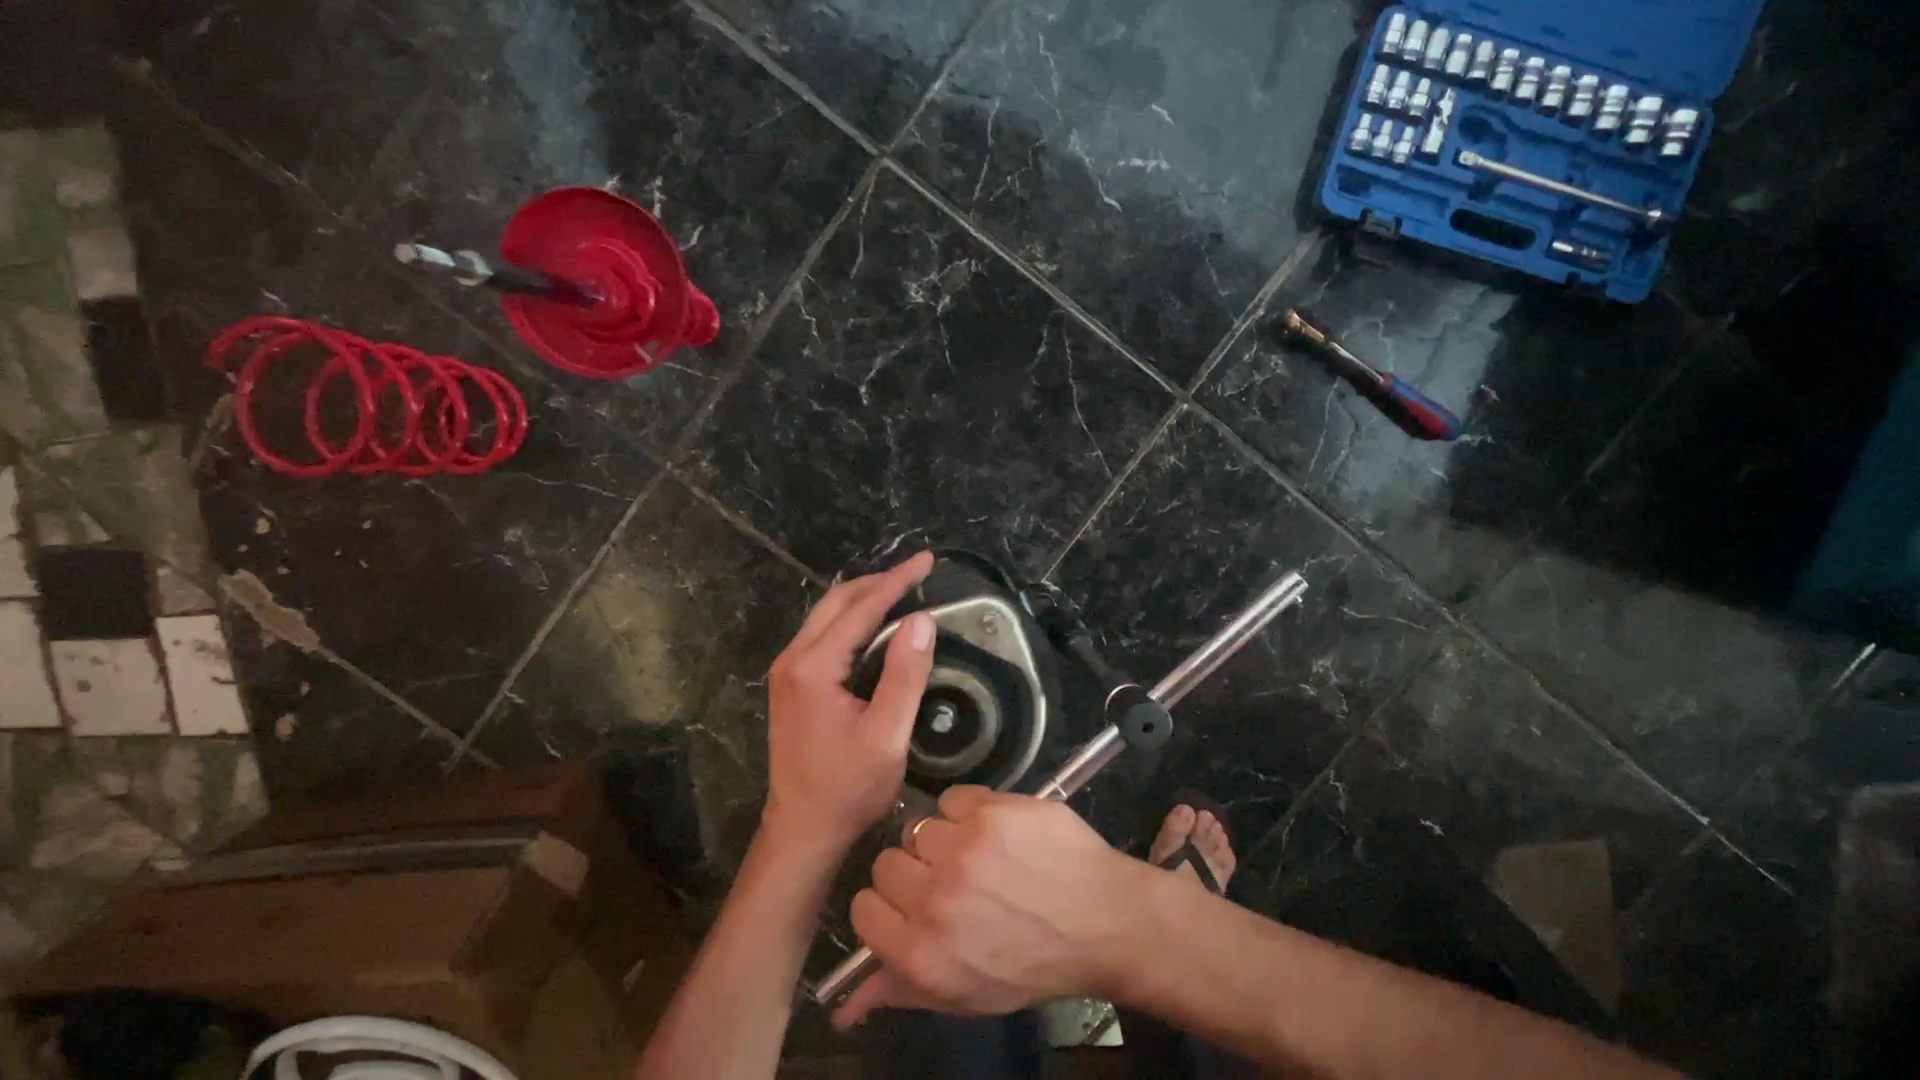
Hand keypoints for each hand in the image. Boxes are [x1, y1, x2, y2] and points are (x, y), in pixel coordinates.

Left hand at [763, 551, 937, 853]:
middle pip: (837, 602)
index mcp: (814, 667)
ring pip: (826, 616)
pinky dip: (851, 620)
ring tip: (903, 590)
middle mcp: (793, 659)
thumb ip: (905, 675)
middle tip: (918, 571)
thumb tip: (921, 620)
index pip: (861, 609)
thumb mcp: (887, 736)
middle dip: (878, 582)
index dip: (897, 581)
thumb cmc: (848, 789)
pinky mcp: (790, 684)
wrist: (802, 830)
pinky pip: (822, 635)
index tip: (927, 560)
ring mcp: (786, 672)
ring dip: (864, 599)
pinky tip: (875, 625)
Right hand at [834, 785, 1150, 1026]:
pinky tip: (994, 832)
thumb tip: (842, 1007)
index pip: (863, 910)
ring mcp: (962, 849)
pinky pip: (951, 800)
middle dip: (913, 872)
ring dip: (942, 841)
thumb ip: (900, 990)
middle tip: (948, 881)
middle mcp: (934, 900)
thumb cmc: (1034, 963)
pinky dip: (968, 811)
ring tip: (978, 856)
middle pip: (886, 865)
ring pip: (918, 830)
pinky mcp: (990, 810)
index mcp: (922, 954)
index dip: (887, 906)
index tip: (910, 906)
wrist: (1105, 920)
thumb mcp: (965, 995)